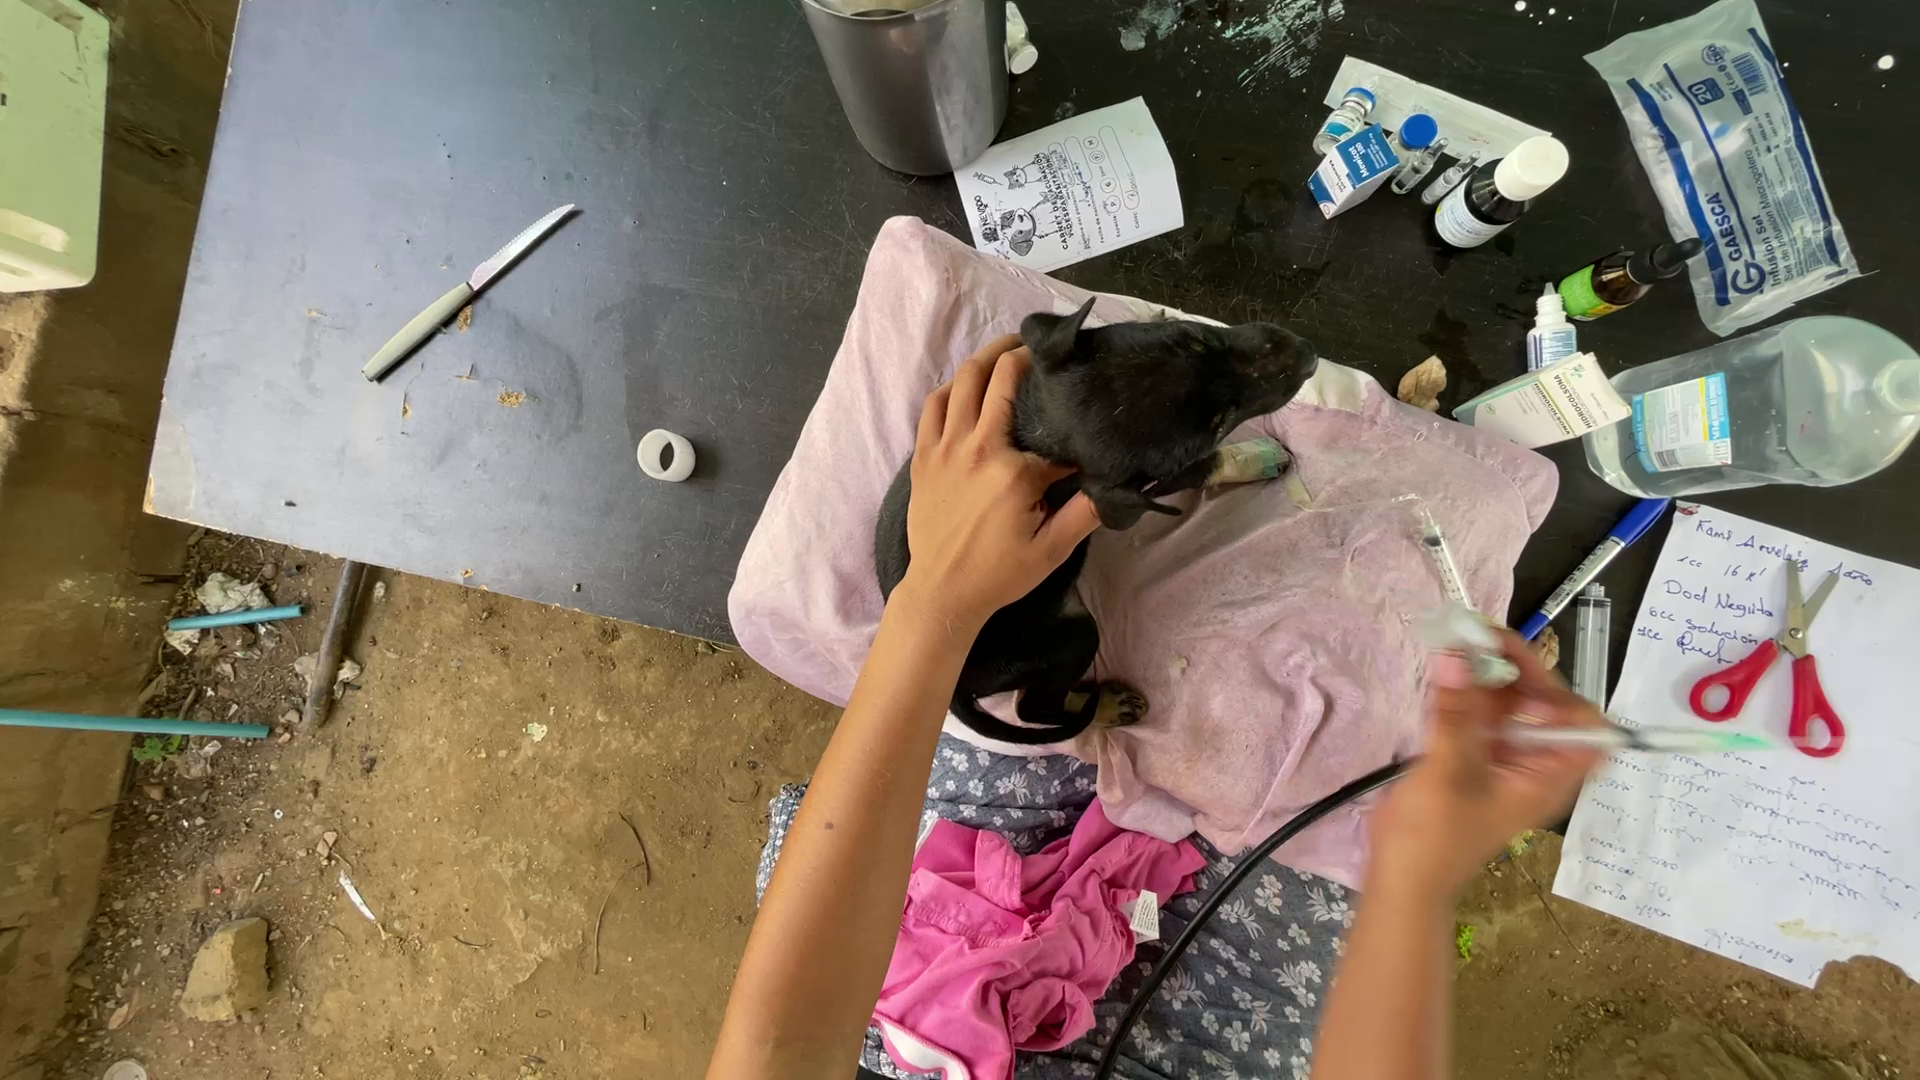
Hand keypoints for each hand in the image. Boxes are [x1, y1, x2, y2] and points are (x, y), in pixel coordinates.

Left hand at [892, 335, 1101, 631]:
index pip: (1051, 433)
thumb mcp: (1053, 549)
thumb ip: (1086, 512)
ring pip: (962, 381)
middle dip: (1022, 351)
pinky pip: (932, 406)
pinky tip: (964, 388)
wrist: (942, 592)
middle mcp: (977, 447)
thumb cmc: (999, 574)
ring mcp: (944, 448)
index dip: (1071, 422)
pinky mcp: (923, 457)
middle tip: (1041, 344)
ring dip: (985, 358)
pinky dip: (950, 388)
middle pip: (999, 377)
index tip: (1083, 409)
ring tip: (1005, 352)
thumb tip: (1117, 481)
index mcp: (1014, 471)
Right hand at [1369, 629, 1606, 899]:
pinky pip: (1474, 716)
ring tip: (1452, 643)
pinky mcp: (1466, 758)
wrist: (1402, 874)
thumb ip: (1455, 712)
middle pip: (1539, 706)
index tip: (1507, 658)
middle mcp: (1530, 762)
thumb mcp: (1450, 770)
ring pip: (1503, 707)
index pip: (1579, 722)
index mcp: (1547, 773)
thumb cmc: (1437, 832)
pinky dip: (1460, 693)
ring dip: (1481, 675)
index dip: (1553, 686)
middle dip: (1512, 669)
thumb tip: (1456, 654)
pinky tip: (1440, 674)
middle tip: (1472, 635)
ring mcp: (1497, 760)